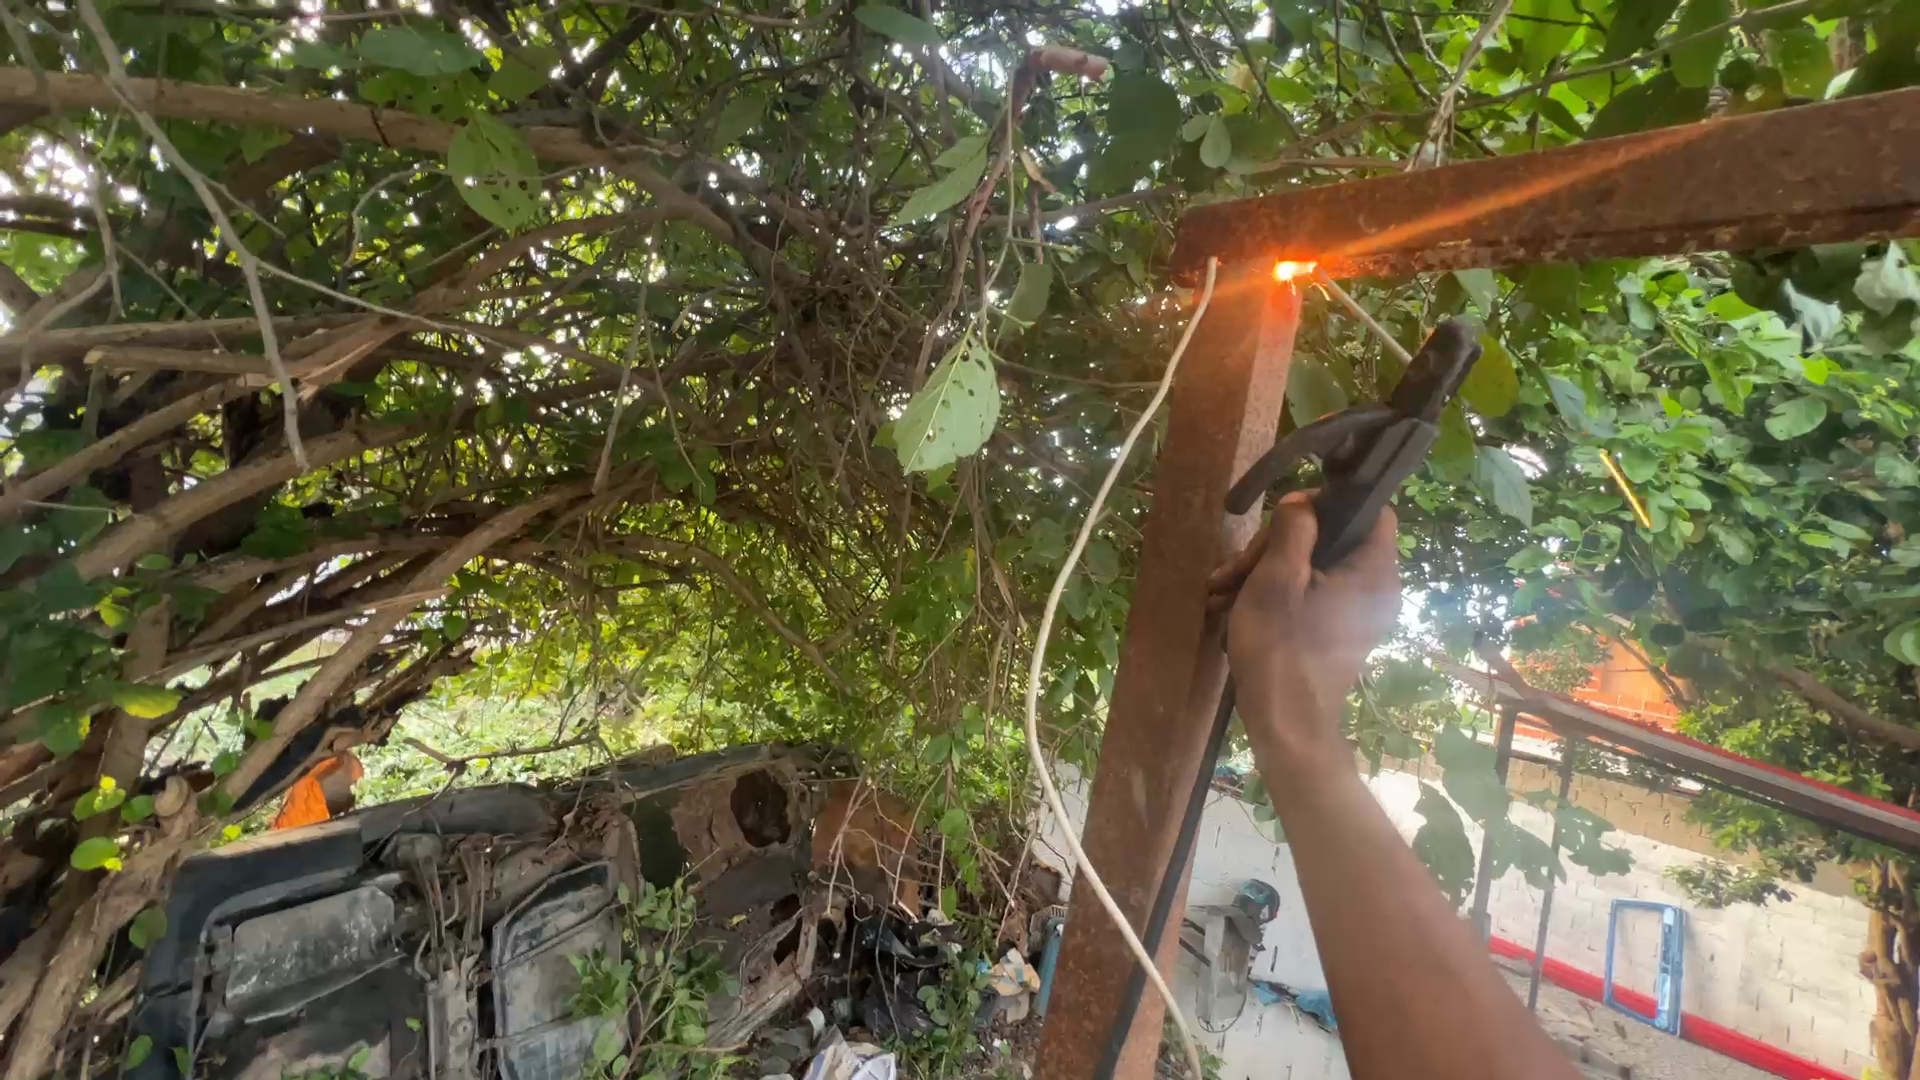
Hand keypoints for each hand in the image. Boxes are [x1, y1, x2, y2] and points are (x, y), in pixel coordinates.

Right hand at [1209, 491, 1400, 765]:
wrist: (1285, 723)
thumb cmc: (1280, 648)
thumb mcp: (1276, 579)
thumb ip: (1293, 531)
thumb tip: (1302, 499)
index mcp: (1373, 571)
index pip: (1370, 510)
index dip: (1327, 502)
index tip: (1284, 516)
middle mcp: (1375, 588)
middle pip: (1329, 540)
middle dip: (1274, 548)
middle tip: (1233, 570)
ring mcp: (1356, 611)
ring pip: (1311, 567)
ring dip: (1262, 572)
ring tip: (1220, 593)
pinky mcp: (1337, 630)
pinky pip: (1309, 594)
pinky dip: (1273, 594)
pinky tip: (1232, 607)